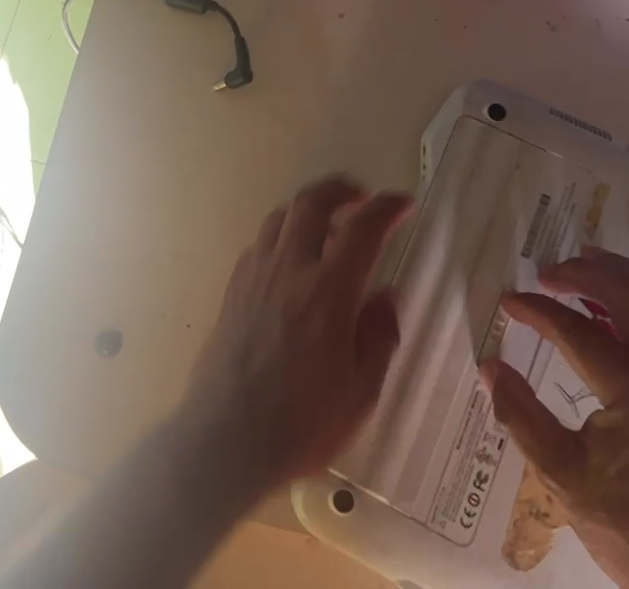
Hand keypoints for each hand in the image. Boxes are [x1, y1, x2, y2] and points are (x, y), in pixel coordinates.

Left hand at [172, 175, 411, 496]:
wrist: (225, 438)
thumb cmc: (302, 422)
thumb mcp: (361, 391)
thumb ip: (378, 336)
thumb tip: (384, 297)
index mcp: (328, 291)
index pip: (362, 228)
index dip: (387, 207)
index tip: (403, 203)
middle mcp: (288, 270)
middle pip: (311, 202)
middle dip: (340, 189)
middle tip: (361, 197)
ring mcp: (254, 276)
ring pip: (280, 218)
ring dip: (307, 210)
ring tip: (326, 228)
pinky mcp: (232, 290)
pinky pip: (258, 245)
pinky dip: (281, 238)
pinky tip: (291, 264)